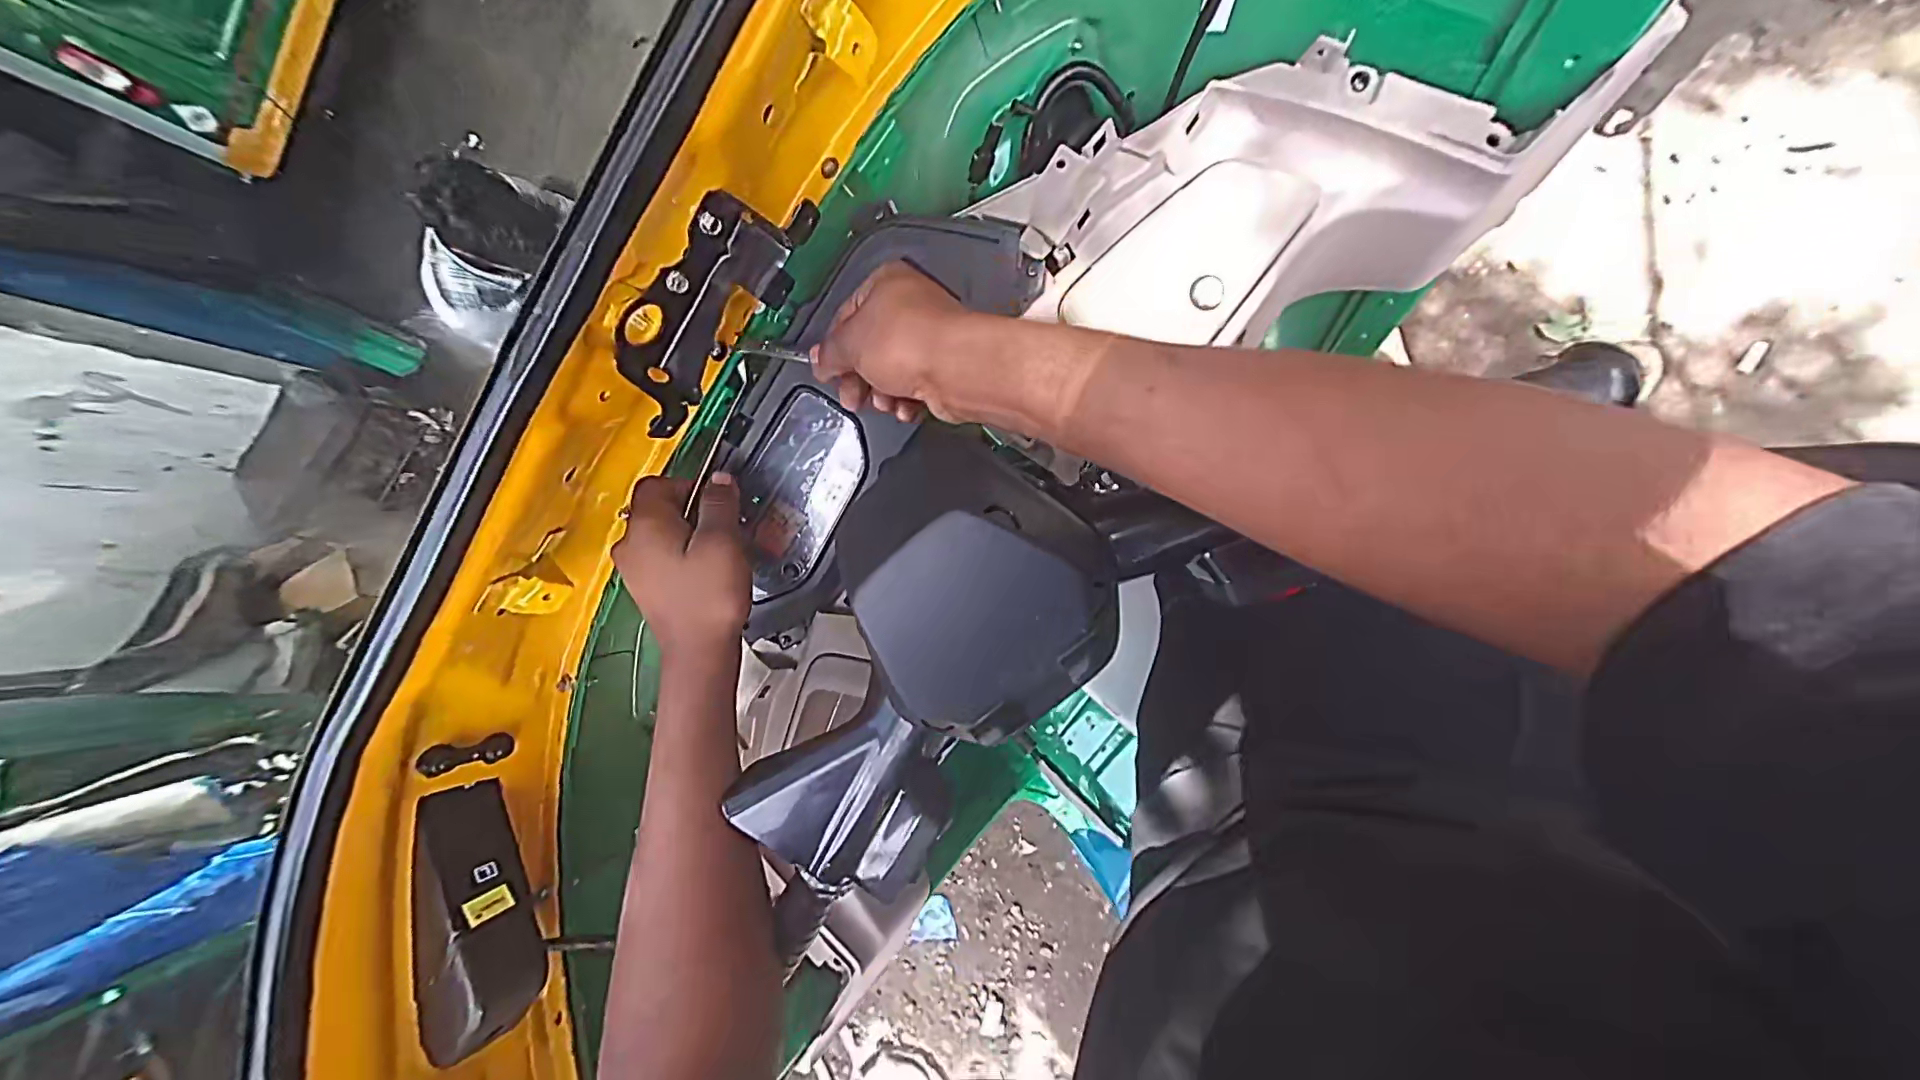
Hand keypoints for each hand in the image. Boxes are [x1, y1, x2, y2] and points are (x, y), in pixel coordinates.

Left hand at [612, 474, 749, 656]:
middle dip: (691, 508)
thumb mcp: (723, 541)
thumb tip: (719, 480)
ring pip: (661, 533)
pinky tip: (707, 569)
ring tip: (719, 547)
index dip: (689, 482)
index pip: (657, 483)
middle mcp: (631, 545)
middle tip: (722, 522)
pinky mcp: (647, 587)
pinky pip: (663, 556)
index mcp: (645, 527)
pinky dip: (684, 554)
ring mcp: (635, 569)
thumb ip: (720, 504)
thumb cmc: (709, 598)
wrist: (699, 650)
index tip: (716, 495)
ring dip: (689, 532)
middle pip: (657, 508)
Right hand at [811, 261, 969, 423]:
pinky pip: (916, 386)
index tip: (828, 370)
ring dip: (883, 392)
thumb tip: (822, 361)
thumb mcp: (849, 345)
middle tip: (852, 395)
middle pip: (871, 347)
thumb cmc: (909, 343)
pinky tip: (905, 406)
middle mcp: (911, 305)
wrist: (955, 370)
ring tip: (883, 400)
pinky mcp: (945, 367)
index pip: (847, 316)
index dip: (834, 348)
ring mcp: (931, 337)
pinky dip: (907, 400)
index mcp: (886, 283)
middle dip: (859, 378)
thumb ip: (829, 354)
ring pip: (893, 371)